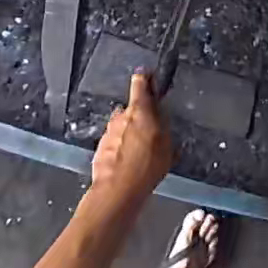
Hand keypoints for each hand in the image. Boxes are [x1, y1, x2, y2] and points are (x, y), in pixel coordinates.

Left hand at [91, 73, 171, 204]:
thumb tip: (159, 117)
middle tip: (151, 130)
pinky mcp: (100, 149)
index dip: (145, 78)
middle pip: (131, 109)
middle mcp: (121, 117)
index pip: (140, 83)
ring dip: (129, 133)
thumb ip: (162, 125)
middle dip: (140, 116)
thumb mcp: (167, 144)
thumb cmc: (148, 165)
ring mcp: (108, 133)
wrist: (117, 191)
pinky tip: (129, 162)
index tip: (149, 77)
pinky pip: (113, 142)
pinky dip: (120, 148)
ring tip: (140, 151)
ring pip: (121, 126)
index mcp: (140, 110)